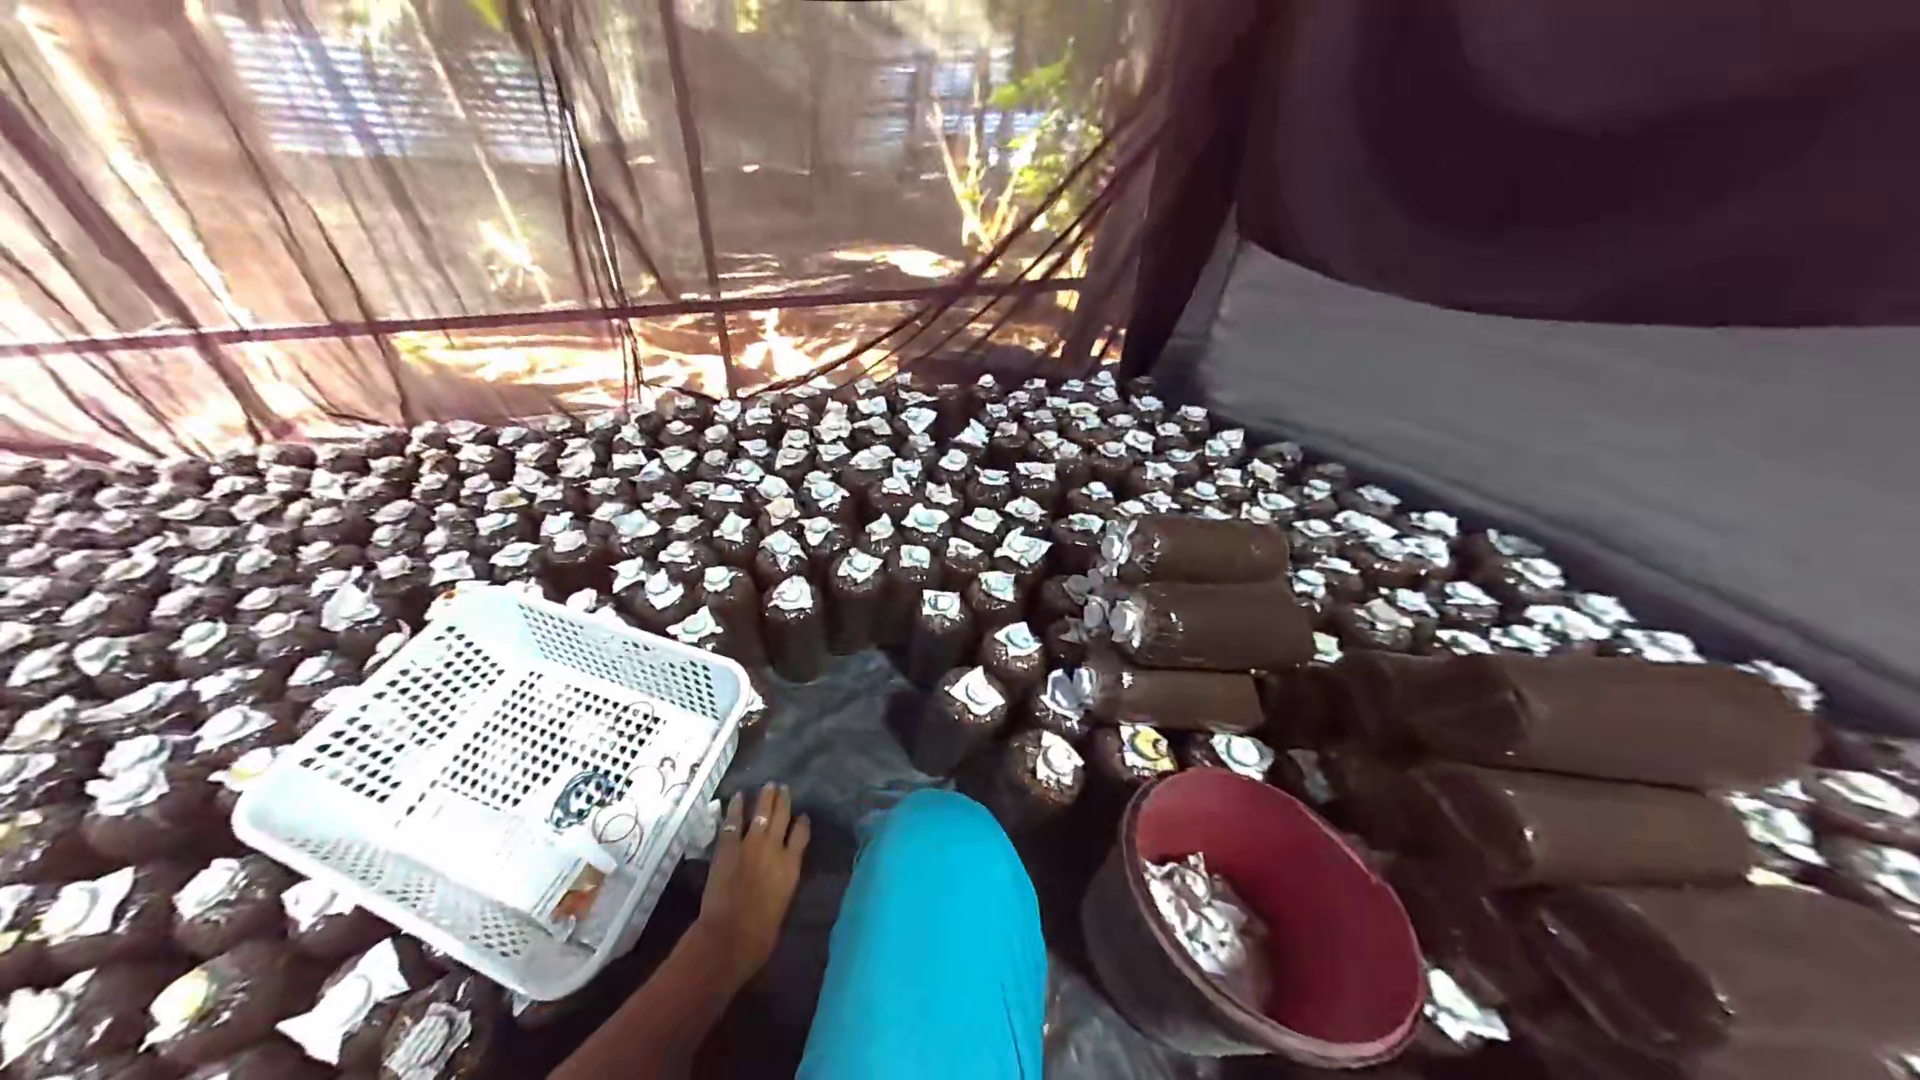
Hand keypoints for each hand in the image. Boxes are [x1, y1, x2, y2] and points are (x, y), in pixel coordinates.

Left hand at [697, 783, 809, 986]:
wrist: (730, 936)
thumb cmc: (760, 934)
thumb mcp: (782, 903)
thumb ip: (782, 882)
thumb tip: (778, 876)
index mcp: (792, 865)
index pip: (802, 834)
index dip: (802, 822)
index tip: (803, 815)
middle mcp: (774, 848)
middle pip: (782, 816)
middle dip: (783, 800)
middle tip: (783, 787)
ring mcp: (750, 844)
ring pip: (761, 813)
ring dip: (765, 798)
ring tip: (768, 785)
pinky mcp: (727, 847)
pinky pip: (733, 822)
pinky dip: (735, 807)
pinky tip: (738, 796)